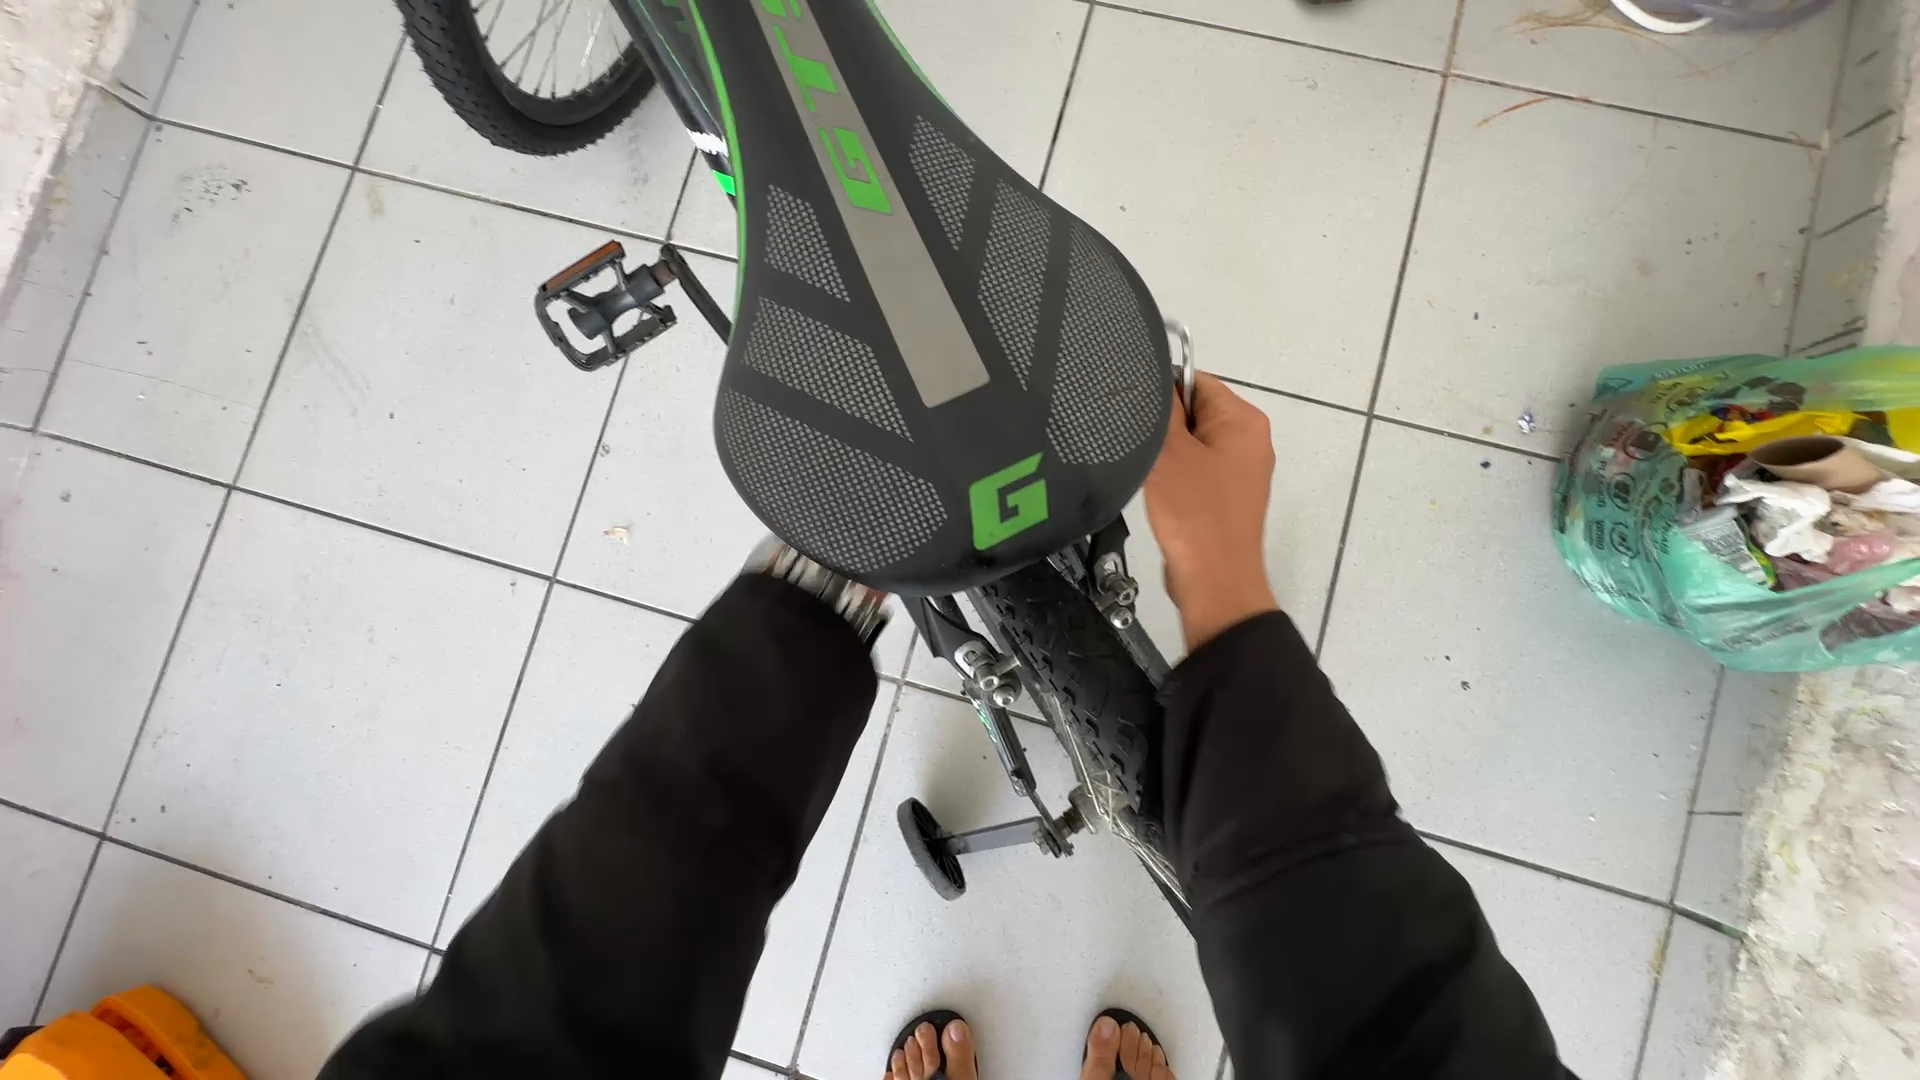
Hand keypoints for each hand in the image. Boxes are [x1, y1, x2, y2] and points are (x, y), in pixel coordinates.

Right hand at [1142, 372, 1278, 650]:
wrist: (1215, 579)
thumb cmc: (1193, 511)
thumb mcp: (1168, 452)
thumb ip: (1160, 409)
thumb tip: (1153, 380)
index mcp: (1243, 420)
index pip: (1194, 381)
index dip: (1159, 393)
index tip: (1133, 415)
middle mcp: (1251, 439)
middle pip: (1194, 412)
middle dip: (1163, 427)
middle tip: (1137, 446)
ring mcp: (1242, 470)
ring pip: (1193, 444)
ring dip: (1166, 455)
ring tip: (1148, 471)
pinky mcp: (1229, 497)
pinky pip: (1197, 471)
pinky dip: (1175, 476)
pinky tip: (1159, 493)